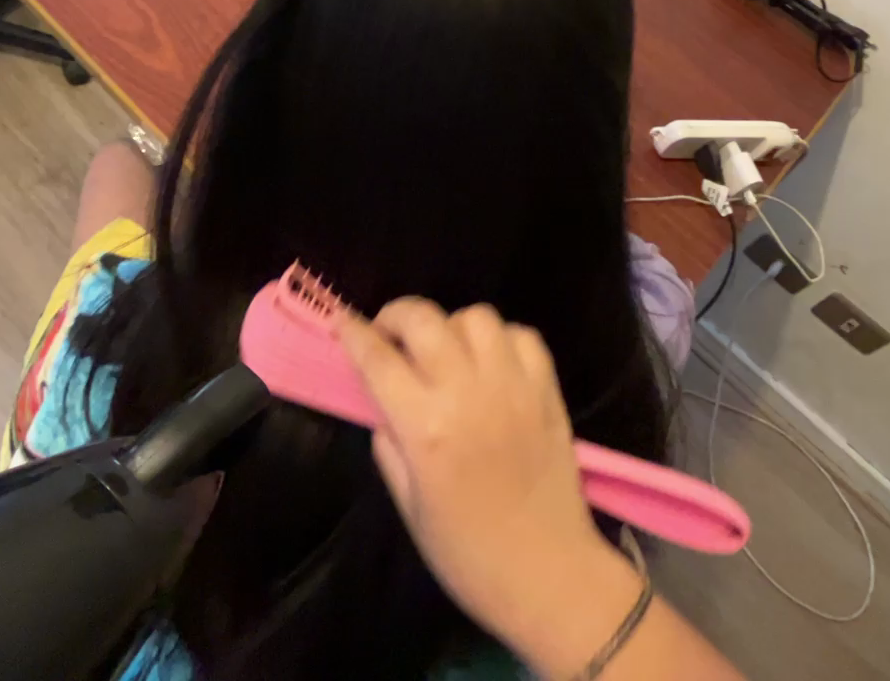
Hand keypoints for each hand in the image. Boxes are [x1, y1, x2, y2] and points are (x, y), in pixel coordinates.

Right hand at [336, 299, 631, 639]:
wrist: (549, 574)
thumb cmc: (467, 553)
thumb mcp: (408, 505)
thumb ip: (389, 443)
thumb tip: (382, 401)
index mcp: (426, 428)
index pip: (378, 359)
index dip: (352, 333)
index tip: (341, 320)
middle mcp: (468, 393)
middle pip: (424, 319)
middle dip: (396, 315)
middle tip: (389, 334)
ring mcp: (514, 386)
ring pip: (476, 316)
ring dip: (451, 326)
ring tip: (445, 351)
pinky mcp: (548, 389)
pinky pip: (522, 336)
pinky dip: (500, 339)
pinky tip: (490, 363)